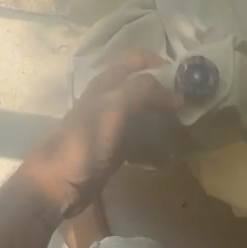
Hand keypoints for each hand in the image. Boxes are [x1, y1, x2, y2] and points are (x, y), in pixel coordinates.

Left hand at [21, 53, 180, 218]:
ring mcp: (108, 127)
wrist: (56, 186)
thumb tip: (176, 94)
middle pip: (139, 86)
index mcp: (103, 86)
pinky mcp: (111, 151)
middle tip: (190, 100)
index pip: (134, 61)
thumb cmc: (82, 145)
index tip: (184, 75)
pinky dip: (154, 139)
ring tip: (185, 122)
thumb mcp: (112, 110)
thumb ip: (141, 92)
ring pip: (140, 111)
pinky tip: (169, 147)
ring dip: (161, 114)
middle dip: (164, 89)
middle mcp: (106, 102)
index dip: (158, 62)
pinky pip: (138, 138)